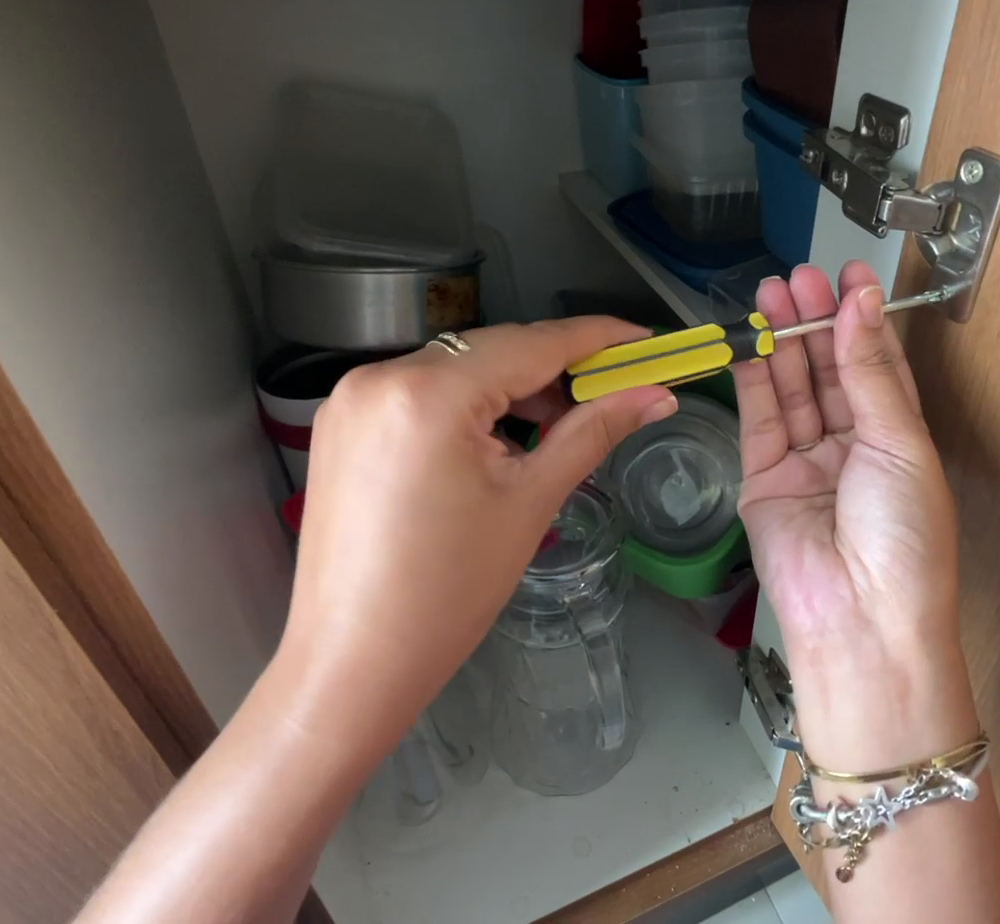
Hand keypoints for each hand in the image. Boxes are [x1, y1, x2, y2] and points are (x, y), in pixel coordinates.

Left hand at [284, 319, 675, 750]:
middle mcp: (381, 376)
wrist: (354, 661)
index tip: (644, 342)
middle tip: (611, 394)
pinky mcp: (344, 424)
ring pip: (457, 369)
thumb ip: (593, 431)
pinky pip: (423, 392)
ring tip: (554, 430)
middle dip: (555, 370)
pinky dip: (468, 405)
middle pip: (492, 351)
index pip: (532, 343)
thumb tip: (655, 395)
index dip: (597, 338)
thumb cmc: (448, 591)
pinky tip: (498, 442)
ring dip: (511, 388)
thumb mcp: (531, 501)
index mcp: (428, 393)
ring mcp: (353, 400)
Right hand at [732, 263, 978, 770]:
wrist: (861, 619)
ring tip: (772, 293)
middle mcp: (851, 447)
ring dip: (782, 341)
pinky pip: (759, 418)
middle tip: (800, 277)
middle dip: (815, 322)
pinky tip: (753, 340)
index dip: (862, 319)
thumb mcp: (900, 444)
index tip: (850, 274)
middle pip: (829, 371)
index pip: (877, 365)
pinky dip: (755, 377)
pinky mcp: (763, 477)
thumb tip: (861, 304)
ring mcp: (805, 462)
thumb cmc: (904, 539)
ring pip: (791, 388)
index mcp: (897, 440)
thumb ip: (871, 372)